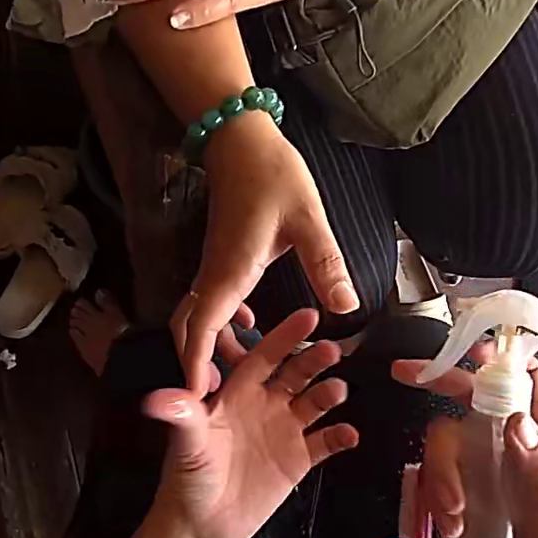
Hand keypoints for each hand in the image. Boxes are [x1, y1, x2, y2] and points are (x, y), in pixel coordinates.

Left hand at [145, 309, 358, 537]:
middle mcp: (264, 404)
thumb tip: (158, 399)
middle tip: (332, 348)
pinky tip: (349, 434)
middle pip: (294, 374)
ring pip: (313, 403)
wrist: (202, 522)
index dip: (284, 336)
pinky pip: (325, 443)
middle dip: (313, 359)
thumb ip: (182, 418)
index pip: (263, 355)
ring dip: (328, 394)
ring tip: (337, 389)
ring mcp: (284, 430)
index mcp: (237, 392)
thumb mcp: (186, 444)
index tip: (307, 315)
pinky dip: (339, 437)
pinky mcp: (298, 460)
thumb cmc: (188, 476)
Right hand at [173, 112, 357, 395]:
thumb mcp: (308, 220)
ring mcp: (213, 267)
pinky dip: (220, 322)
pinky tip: (250, 325)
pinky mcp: (219, 259)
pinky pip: (210, 301)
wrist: (240, 141)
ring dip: (211, 344)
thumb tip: (348, 309)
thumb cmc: (271, 176)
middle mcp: (214, 275)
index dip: (195, 363)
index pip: (201, 327)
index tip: (194, 395)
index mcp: (230, 273)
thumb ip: (326, 264)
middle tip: (218, 391)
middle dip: (198, 361)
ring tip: (237, 368)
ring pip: (198, 317)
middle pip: (190, 328)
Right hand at [393, 345, 537, 537]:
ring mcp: (476, 462)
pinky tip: (452, 523)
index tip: (473, 348)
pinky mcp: (453, 486)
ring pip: (440, 438)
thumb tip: (516, 420)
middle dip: (434, 379)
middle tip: (402, 373)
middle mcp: (504, 438)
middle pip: (465, 395)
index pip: (523, 380)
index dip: (499, 359)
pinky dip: (433, 495)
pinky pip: (428, 473)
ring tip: (454, 513)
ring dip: (440, 473)